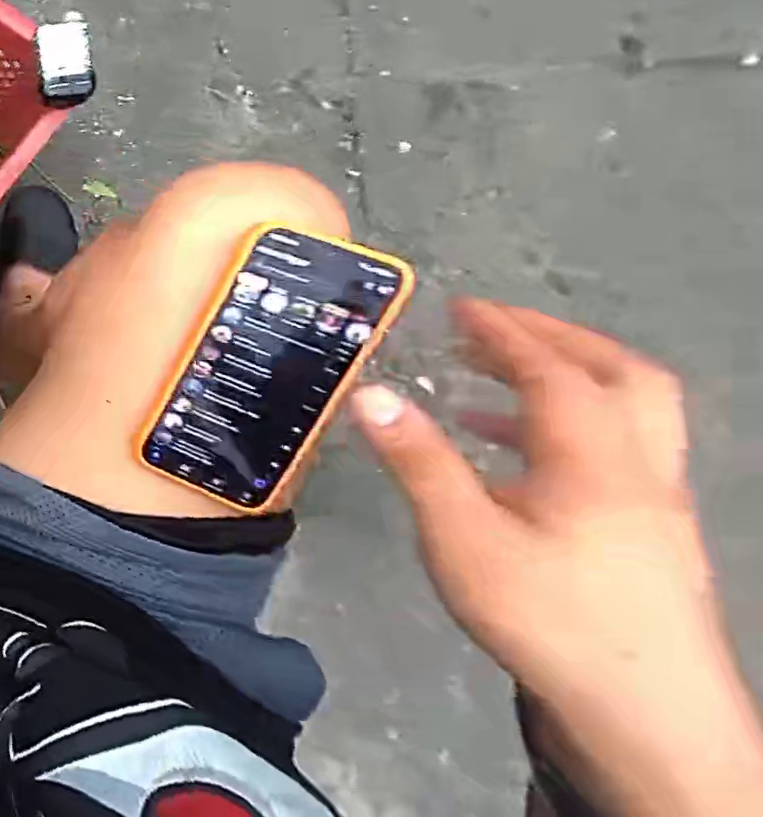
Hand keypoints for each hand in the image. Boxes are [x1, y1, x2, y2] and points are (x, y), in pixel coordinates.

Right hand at [351, 297, 762, 812]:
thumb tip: (370, 393)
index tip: (461, 306)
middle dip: (557, 339)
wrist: (643, 714)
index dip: (508, 334)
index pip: (557, 377)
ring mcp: (651, 503)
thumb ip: (418, 459)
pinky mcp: (643, 529)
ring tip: (486, 370)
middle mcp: (639, 472)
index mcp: (598, 465)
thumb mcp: (461, 534)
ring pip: (627, 413)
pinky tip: (500, 441)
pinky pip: (610, 447)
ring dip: (561, 376)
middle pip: (624, 380)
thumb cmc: (544, 613)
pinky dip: (557, 421)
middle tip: (491, 324)